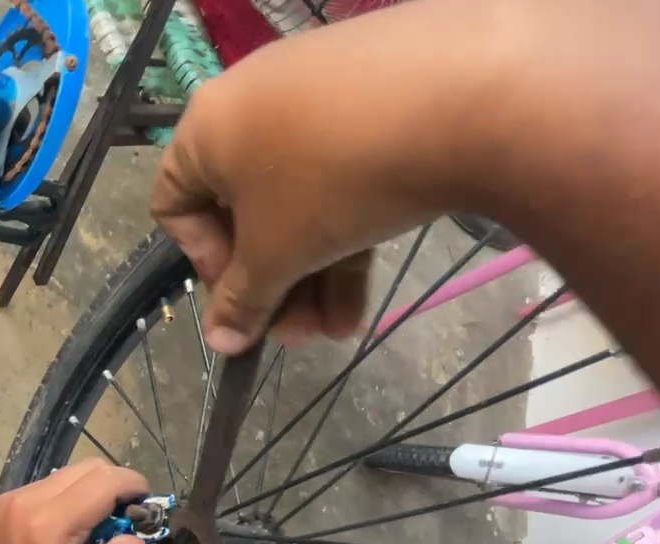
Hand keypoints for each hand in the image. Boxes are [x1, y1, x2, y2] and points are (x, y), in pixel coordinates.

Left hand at [0, 459, 151, 543]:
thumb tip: (135, 541)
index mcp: (46, 527)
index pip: (103, 482)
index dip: (133, 488)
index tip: (146, 511)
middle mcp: (25, 502)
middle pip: (87, 470)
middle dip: (115, 489)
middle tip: (122, 525)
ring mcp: (9, 499)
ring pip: (67, 474)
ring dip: (91, 494)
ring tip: (93, 534)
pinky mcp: (2, 503)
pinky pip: (47, 485)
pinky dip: (67, 498)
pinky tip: (67, 533)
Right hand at [150, 0, 504, 352]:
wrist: (483, 86)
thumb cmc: (335, 179)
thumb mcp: (277, 255)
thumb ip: (241, 302)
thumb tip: (220, 344)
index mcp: (207, 127)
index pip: (175, 207)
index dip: (203, 261)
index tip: (241, 293)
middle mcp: (254, 97)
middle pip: (245, 210)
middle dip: (272, 281)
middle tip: (295, 331)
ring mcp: (322, 85)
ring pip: (300, 197)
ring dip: (313, 271)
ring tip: (337, 329)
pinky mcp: (383, 82)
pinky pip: (346, 165)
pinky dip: (351, 224)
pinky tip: (368, 287)